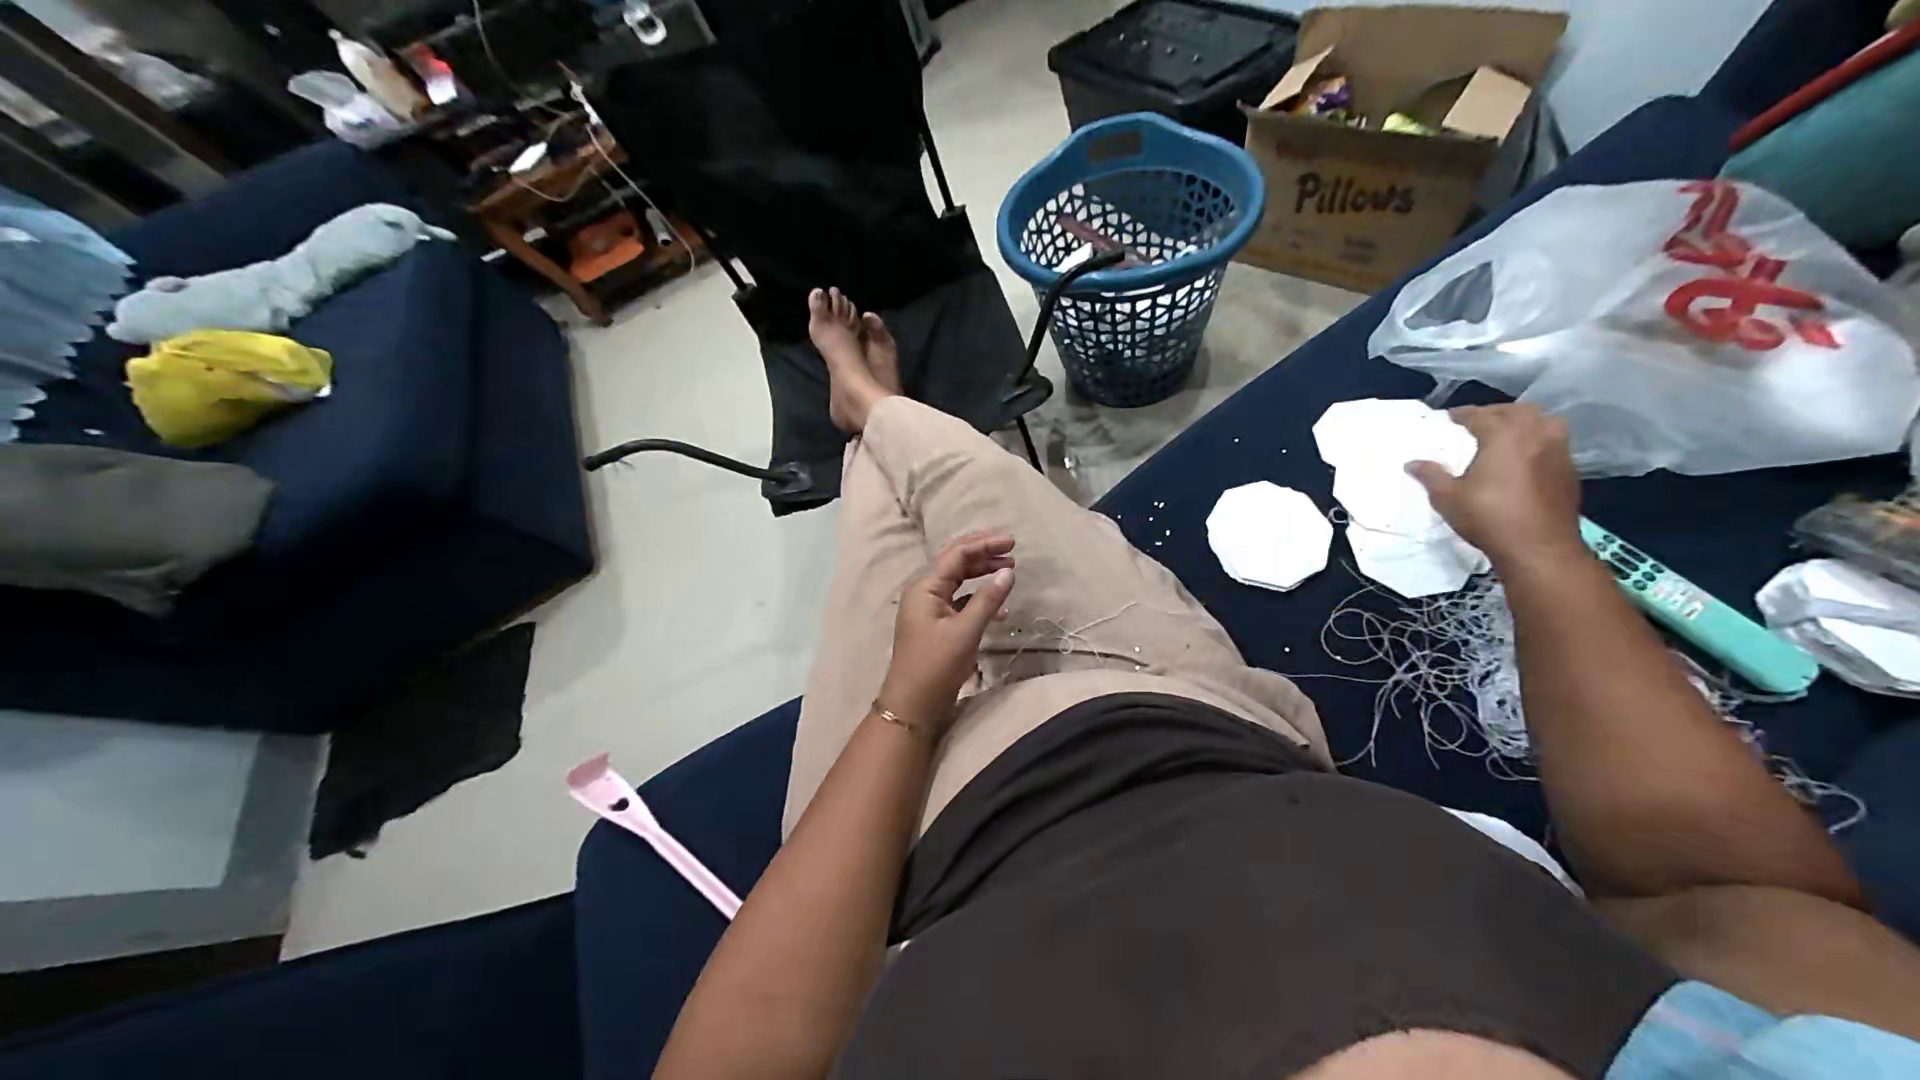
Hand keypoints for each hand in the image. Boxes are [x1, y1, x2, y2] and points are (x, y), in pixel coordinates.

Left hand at [875, 531, 1016, 736]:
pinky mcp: (937, 625)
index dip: (984, 545)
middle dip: (983, 553)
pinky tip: (999, 607)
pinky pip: (960, 601)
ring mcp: (929, 609)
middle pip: (955, 563)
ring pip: (958, 581)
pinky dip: (978, 598)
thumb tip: (1008, 572)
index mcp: (925, 587)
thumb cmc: (936, 665)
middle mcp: (924, 592)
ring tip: (1008, 570)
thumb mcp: (965, 631)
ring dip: (982, 574)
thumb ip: (988, 599)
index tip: (1012, 542)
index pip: (957, 555)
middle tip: (1011, 549)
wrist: (913, 705)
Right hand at [1407, 404, 1584, 569]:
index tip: (1450, 417)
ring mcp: (1558, 451)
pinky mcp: (1568, 469)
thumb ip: (1431, 475)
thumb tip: (1413, 463)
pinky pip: (1553, 441)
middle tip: (1478, 422)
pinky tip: (1524, 456)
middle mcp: (1535, 435)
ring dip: (1523, 422)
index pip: (1481, 415)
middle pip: (1518, 411)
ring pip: (1544, 422)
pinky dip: (1537, 439)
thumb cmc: (1488, 517)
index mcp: (1504, 436)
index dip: (1463, 414)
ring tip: (1506, 434)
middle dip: (1496, 412)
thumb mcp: (1448, 497)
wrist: (1539, 547)